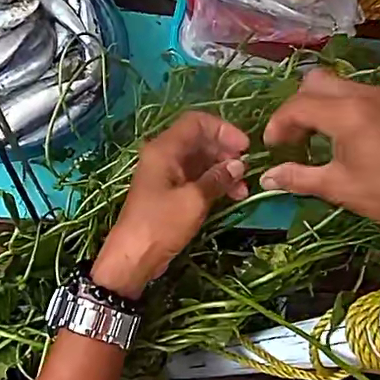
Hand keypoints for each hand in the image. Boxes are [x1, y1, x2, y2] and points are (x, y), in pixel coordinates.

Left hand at [92, 112, 248, 297]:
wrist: (133, 257)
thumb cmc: (160, 224)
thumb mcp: (193, 200)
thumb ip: (217, 178)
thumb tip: (238, 165)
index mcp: (164, 149)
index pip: (196, 122)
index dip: (223, 129)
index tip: (244, 146)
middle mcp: (164, 156)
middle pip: (199, 140)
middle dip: (225, 151)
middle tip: (246, 169)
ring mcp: (166, 174)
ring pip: (200, 161)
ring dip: (223, 170)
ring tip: (243, 189)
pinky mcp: (169, 192)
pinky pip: (195, 178)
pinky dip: (214, 183)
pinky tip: (233, 195)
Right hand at [261, 70, 379, 270]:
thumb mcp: (337, 187)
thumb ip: (297, 177)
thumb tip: (266, 178)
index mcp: (345, 114)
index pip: (297, 106)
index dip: (277, 124)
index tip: (272, 147)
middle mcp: (362, 96)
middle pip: (313, 82)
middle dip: (295, 106)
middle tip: (291, 136)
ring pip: (335, 84)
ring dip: (316, 103)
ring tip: (311, 136)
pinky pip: (353, 92)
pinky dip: (336, 105)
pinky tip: (337, 135)